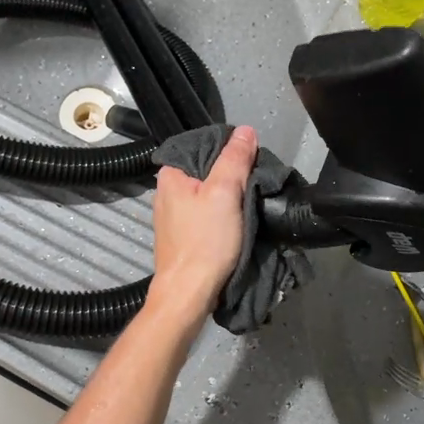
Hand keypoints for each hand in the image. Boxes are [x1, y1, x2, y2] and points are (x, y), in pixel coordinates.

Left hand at [151, 126, 257, 307]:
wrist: (188, 293)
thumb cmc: (205, 241)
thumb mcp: (225, 193)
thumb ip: (235, 160)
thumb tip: (245, 131)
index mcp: (170, 174)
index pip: (203, 146)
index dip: (230, 150)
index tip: (252, 161)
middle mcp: (166, 191)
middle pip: (207, 170)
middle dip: (232, 175)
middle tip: (257, 182)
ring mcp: (173, 215)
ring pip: (209, 194)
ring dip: (230, 197)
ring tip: (251, 201)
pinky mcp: (183, 235)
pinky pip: (207, 214)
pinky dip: (223, 215)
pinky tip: (238, 221)